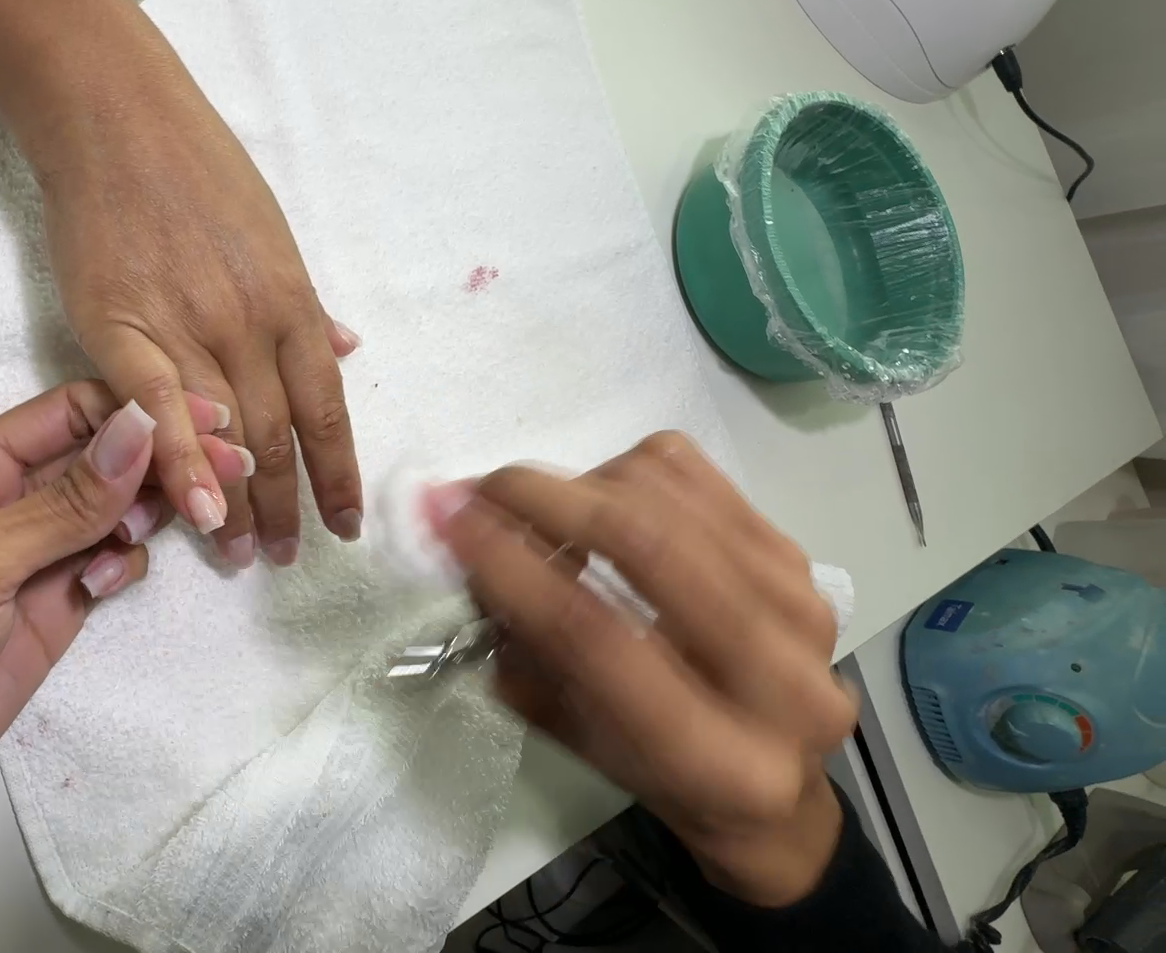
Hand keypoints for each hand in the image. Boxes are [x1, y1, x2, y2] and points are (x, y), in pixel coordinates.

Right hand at [0, 0, 362, 569]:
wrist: (117, 122)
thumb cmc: (198, 173)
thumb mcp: (273, 234)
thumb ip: (305, 304)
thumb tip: (347, 347)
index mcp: (292, 301)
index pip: (327, 409)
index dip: (337, 474)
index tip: (344, 524)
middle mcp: (250, 323)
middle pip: (278, 434)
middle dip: (286, 504)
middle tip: (285, 557)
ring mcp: (189, 325)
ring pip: (226, 431)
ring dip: (239, 502)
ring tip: (242, 555)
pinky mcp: (122, 326)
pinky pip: (160, 408)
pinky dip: (182, 462)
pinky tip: (199, 514)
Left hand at [0, 382, 240, 949]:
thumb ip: (66, 500)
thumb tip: (141, 425)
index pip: (67, 413)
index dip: (135, 409)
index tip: (206, 414)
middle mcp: (5, 505)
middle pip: (98, 461)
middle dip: (160, 459)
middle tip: (231, 465)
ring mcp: (30, 561)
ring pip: (109, 511)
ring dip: (147, 510)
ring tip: (187, 520)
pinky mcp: (48, 611)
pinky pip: (104, 565)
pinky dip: (121, 564)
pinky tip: (111, 582)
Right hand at [434, 433, 857, 906]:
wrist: (765, 774)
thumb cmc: (645, 762)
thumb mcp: (565, 727)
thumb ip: (514, 641)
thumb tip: (460, 538)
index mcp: (715, 759)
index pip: (593, 635)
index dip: (508, 565)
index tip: (444, 519)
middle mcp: (780, 678)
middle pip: (641, 544)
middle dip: (536, 499)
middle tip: (471, 488)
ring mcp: (800, 603)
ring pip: (659, 492)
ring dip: (572, 486)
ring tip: (537, 511)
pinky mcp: (797, 553)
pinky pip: (684, 469)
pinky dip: (615, 470)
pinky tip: (594, 501)